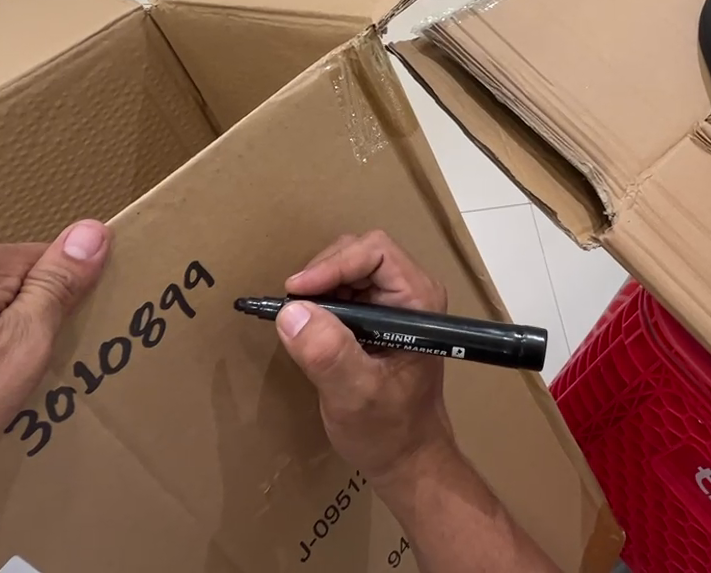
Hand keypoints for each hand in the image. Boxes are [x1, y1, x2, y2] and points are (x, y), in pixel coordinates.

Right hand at [274, 231, 453, 485]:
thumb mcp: (355, 396)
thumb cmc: (389, 431)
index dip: (334, 264)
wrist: (407, 458)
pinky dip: (321, 299)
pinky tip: (306, 325)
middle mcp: (411, 292)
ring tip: (296, 317)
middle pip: (362, 253)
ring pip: (351, 267)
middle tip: (291, 306)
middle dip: (323, 273)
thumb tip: (291, 313)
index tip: (295, 292)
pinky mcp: (379, 315)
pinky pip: (346, 289)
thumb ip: (328, 354)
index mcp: (419, 299)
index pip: (376, 252)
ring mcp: (395, 302)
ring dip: (319, 286)